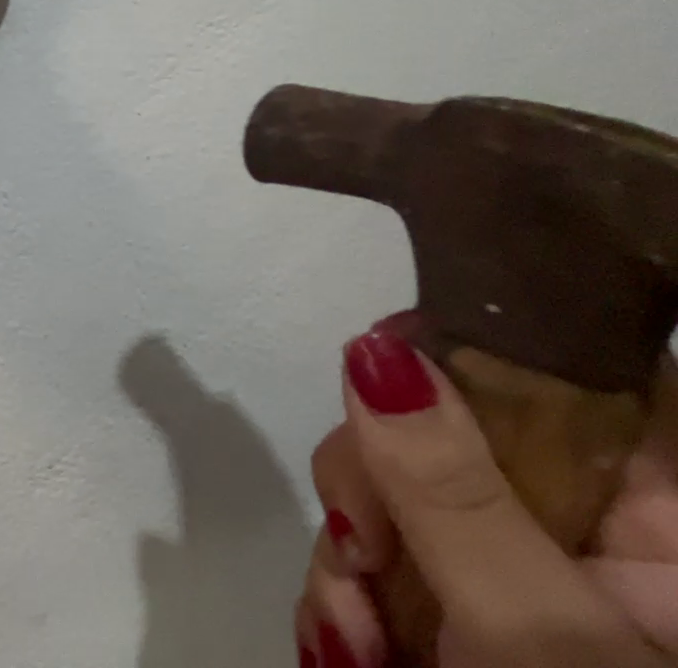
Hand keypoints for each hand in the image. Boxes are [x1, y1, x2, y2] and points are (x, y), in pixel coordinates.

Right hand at [298, 318, 677, 666]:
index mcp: (662, 520)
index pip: (551, 377)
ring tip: (350, 644)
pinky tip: (345, 649)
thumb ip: (450, 491)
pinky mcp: (450, 606)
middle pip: (433, 433)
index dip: (451, 356)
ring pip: (383, 499)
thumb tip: (371, 348)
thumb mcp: (534, 634)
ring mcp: (507, 571)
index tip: (370, 384)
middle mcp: (584, 531)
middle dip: (366, 492)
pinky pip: (369, 559)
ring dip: (342, 564)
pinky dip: (339, 599)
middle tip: (358, 557)